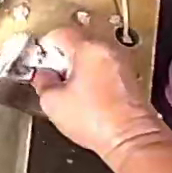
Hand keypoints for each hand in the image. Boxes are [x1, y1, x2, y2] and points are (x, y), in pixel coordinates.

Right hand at [31, 26, 169, 167]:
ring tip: (69, 89)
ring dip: (79, 66)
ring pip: (92, 54)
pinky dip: (94, 76)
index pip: (60, 32)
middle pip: (78, 41)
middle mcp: (107, 50)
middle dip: (62, 57)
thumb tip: (42, 76)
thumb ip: (42, 83)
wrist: (131, 140)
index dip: (45, 46)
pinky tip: (87, 96)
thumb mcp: (53, 103)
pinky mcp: (129, 78)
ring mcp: (121, 62)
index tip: (40, 61)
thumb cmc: (96, 120)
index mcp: (87, 48)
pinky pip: (105, 67)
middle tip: (52, 75)